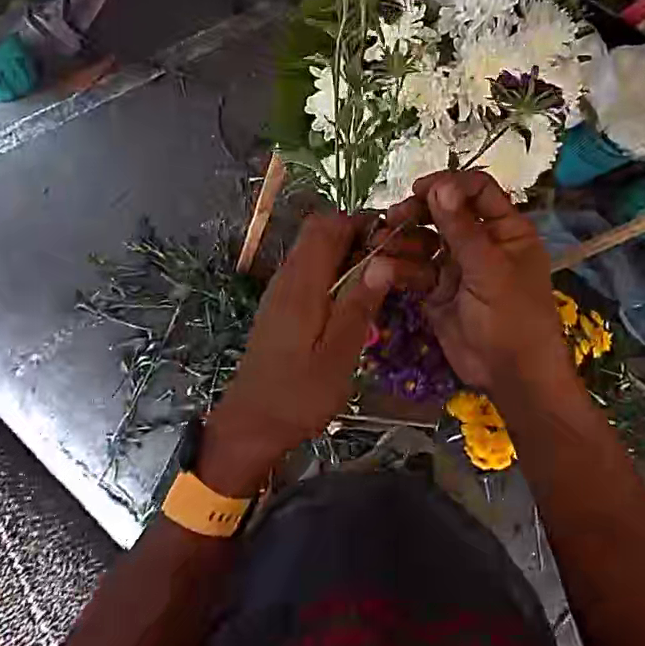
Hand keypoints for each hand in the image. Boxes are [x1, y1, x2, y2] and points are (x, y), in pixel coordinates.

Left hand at [202, 212, 434, 496]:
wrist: (252, 423)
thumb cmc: (299, 395)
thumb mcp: (339, 355)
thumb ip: (359, 305)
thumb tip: (384, 261)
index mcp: (302, 284)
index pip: (327, 226)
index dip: (361, 223)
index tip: (392, 241)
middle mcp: (287, 278)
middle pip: (318, 231)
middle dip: (355, 233)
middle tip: (389, 258)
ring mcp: (280, 290)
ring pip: (312, 248)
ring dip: (344, 250)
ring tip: (377, 276)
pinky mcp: (279, 305)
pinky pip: (307, 269)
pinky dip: (331, 268)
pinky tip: (351, 296)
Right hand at [386, 171, 573, 399]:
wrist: (512, 377)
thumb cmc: (514, 317)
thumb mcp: (489, 268)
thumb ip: (461, 227)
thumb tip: (440, 186)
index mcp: (505, 230)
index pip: (477, 191)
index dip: (449, 185)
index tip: (420, 191)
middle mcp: (480, 242)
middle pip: (443, 212)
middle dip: (417, 212)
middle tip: (394, 217)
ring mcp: (457, 267)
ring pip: (424, 241)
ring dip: (401, 240)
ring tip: (380, 242)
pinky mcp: (437, 291)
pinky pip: (414, 271)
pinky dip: (397, 269)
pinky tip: (382, 270)